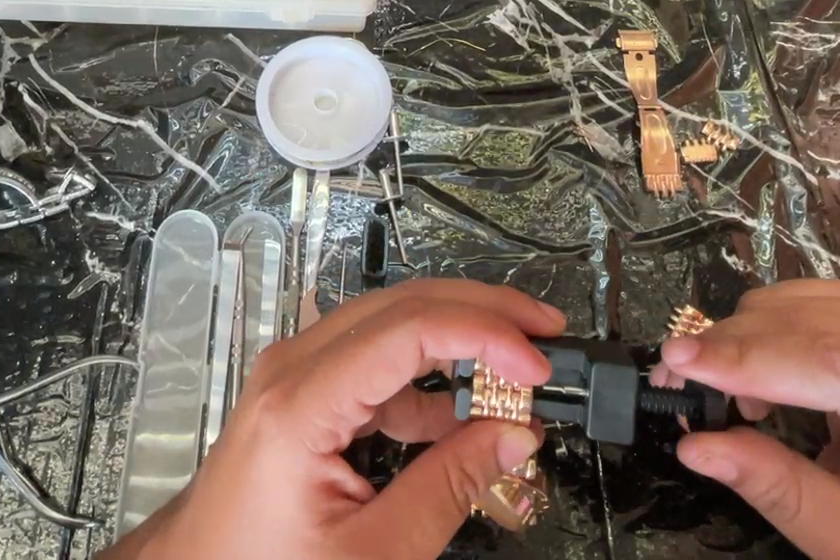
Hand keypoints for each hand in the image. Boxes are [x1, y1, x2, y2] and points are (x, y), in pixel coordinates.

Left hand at [103, 279, 565, 559]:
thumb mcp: (371, 554)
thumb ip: (448, 487)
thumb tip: (514, 433)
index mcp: (302, 400)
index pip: (407, 331)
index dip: (481, 334)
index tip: (536, 362)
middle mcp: (296, 365)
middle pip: (402, 305)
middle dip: (480, 310)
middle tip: (544, 328)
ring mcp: (299, 371)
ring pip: (393, 324)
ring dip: (458, 336)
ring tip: (517, 361)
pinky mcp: (307, 389)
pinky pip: (376, 363)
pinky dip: (427, 378)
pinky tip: (463, 408)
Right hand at [660, 280, 839, 559]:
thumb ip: (783, 495)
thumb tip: (695, 446)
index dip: (758, 358)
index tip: (678, 364)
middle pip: (822, 325)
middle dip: (733, 342)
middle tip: (671, 373)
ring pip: (809, 300)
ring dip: (743, 330)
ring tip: (713, 382)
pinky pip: (812, 297)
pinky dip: (765, 323)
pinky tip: (756, 368)